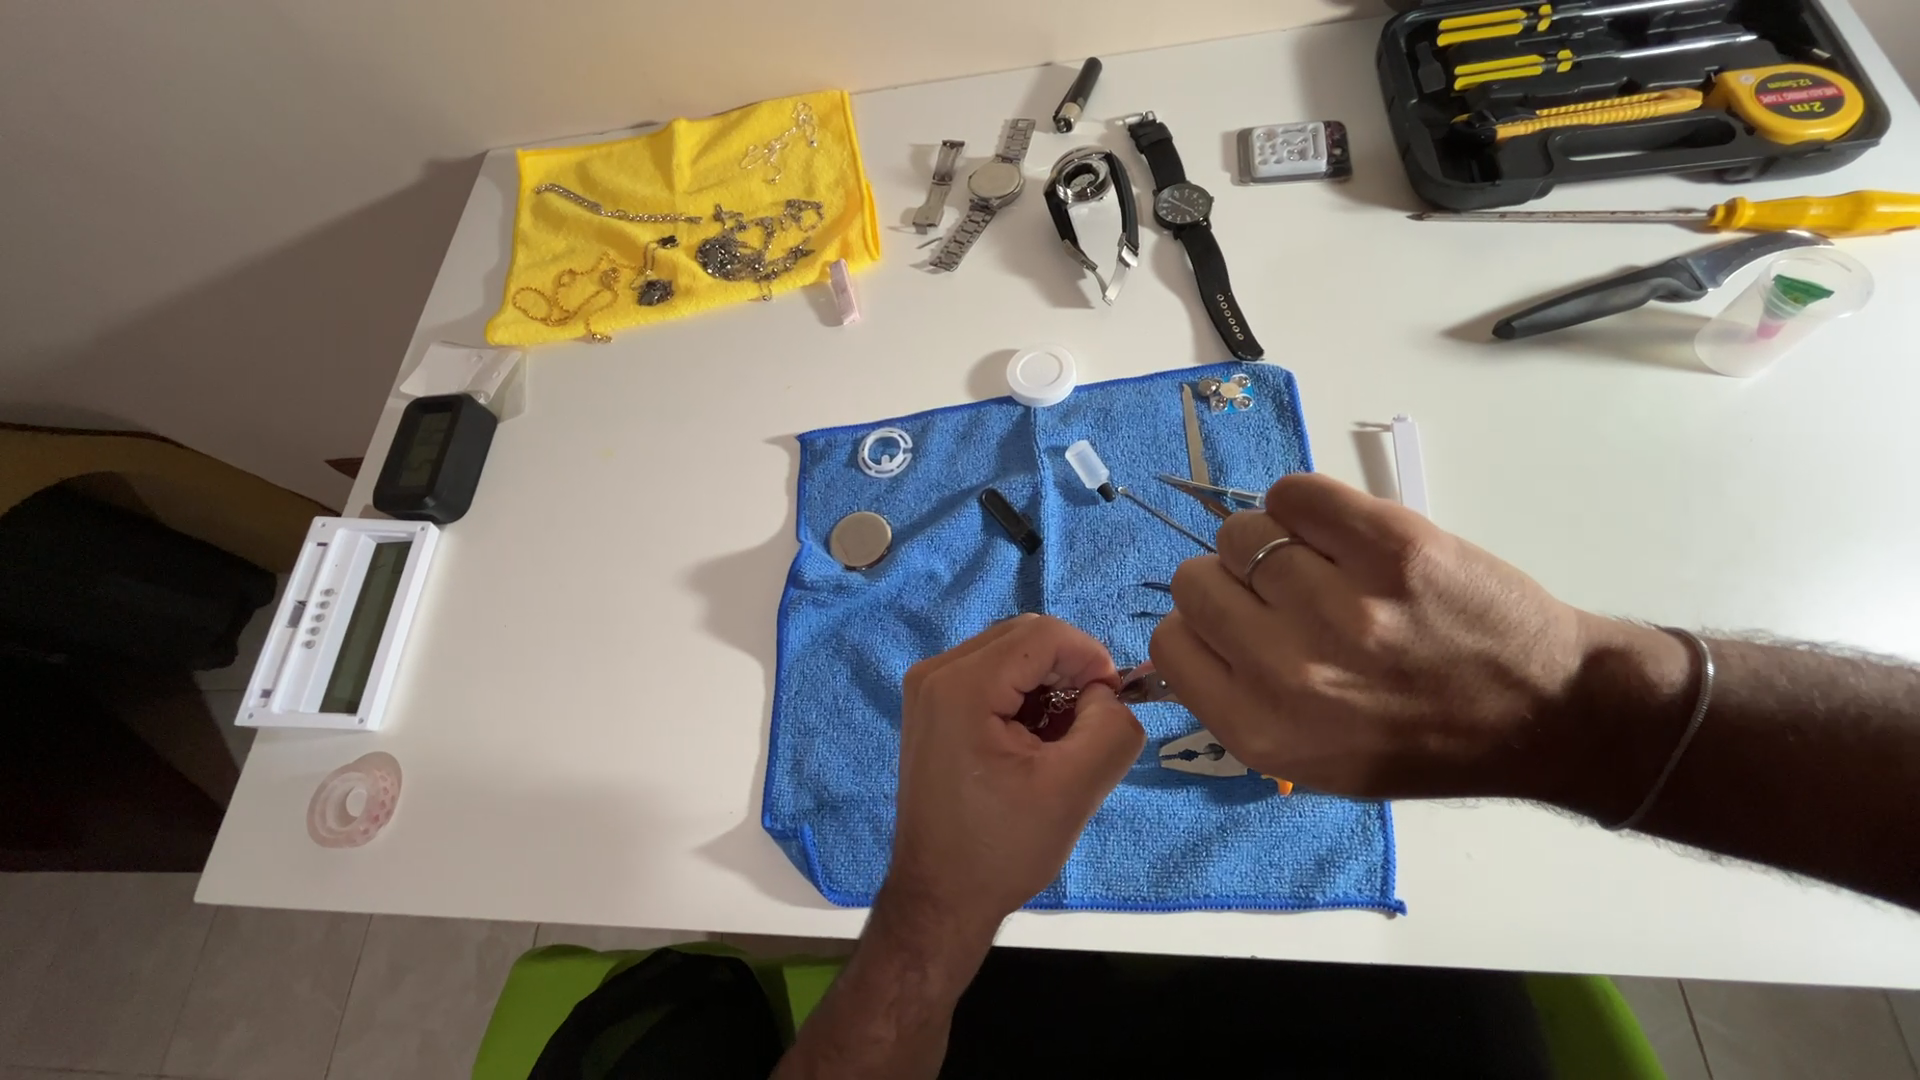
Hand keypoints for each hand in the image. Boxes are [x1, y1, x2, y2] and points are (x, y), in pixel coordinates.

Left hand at [889, 615, 1145, 927]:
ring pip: (1011, 653)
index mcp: (961, 685)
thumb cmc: (1002, 849)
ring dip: (1047, 684)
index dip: (1090, 658)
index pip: (1044, 634)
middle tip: (1086, 725)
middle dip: (1068, 671)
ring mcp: (928, 687)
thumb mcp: (1074, 790)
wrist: (940, 896)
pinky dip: (1023, 695)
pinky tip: (1032, 741)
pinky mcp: (931, 705)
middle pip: (1025, 637)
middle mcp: (936, 671)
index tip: (1111, 704)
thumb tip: (1107, 693)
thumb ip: (1110, 727)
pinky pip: (992, 674)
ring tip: (1058, 740)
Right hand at [1150, 473, 1616, 800]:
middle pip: (1194, 580)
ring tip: (1319, 565)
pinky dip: (1301, 505)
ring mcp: (1342, 607)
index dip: (1198, 627)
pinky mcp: (1392, 548)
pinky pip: (1292, 493)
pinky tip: (1333, 531)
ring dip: (1270, 543)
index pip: (1170, 641)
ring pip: (1241, 533)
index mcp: (1260, 731)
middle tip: (1282, 596)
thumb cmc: (1417, 743)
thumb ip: (1232, 700)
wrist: (1549, 716)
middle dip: (1229, 583)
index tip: (1237, 627)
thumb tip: (1182, 628)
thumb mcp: (1306, 760)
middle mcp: (1288, 674)